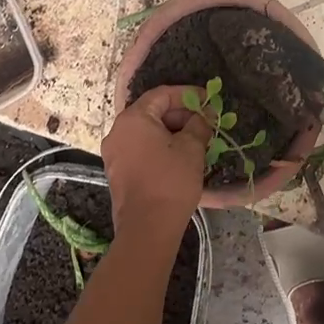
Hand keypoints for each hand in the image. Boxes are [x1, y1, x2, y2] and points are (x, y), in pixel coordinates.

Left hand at [103, 85, 213, 231]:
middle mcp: (117, 131)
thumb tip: (205, 115)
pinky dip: (159, 147)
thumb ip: (199, 124)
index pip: (162, 95)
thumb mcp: (191, 147)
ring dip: (172, 132)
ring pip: (146, 132)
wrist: (147, 229)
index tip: (208, 101)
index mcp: (133, 119)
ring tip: (196, 140)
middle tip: (205, 122)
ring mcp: (114, 154)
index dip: (188, 94)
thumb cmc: (170, 181)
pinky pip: (140, 149)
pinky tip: (180, 157)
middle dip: (181, 114)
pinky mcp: (117, 172)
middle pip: (152, 112)